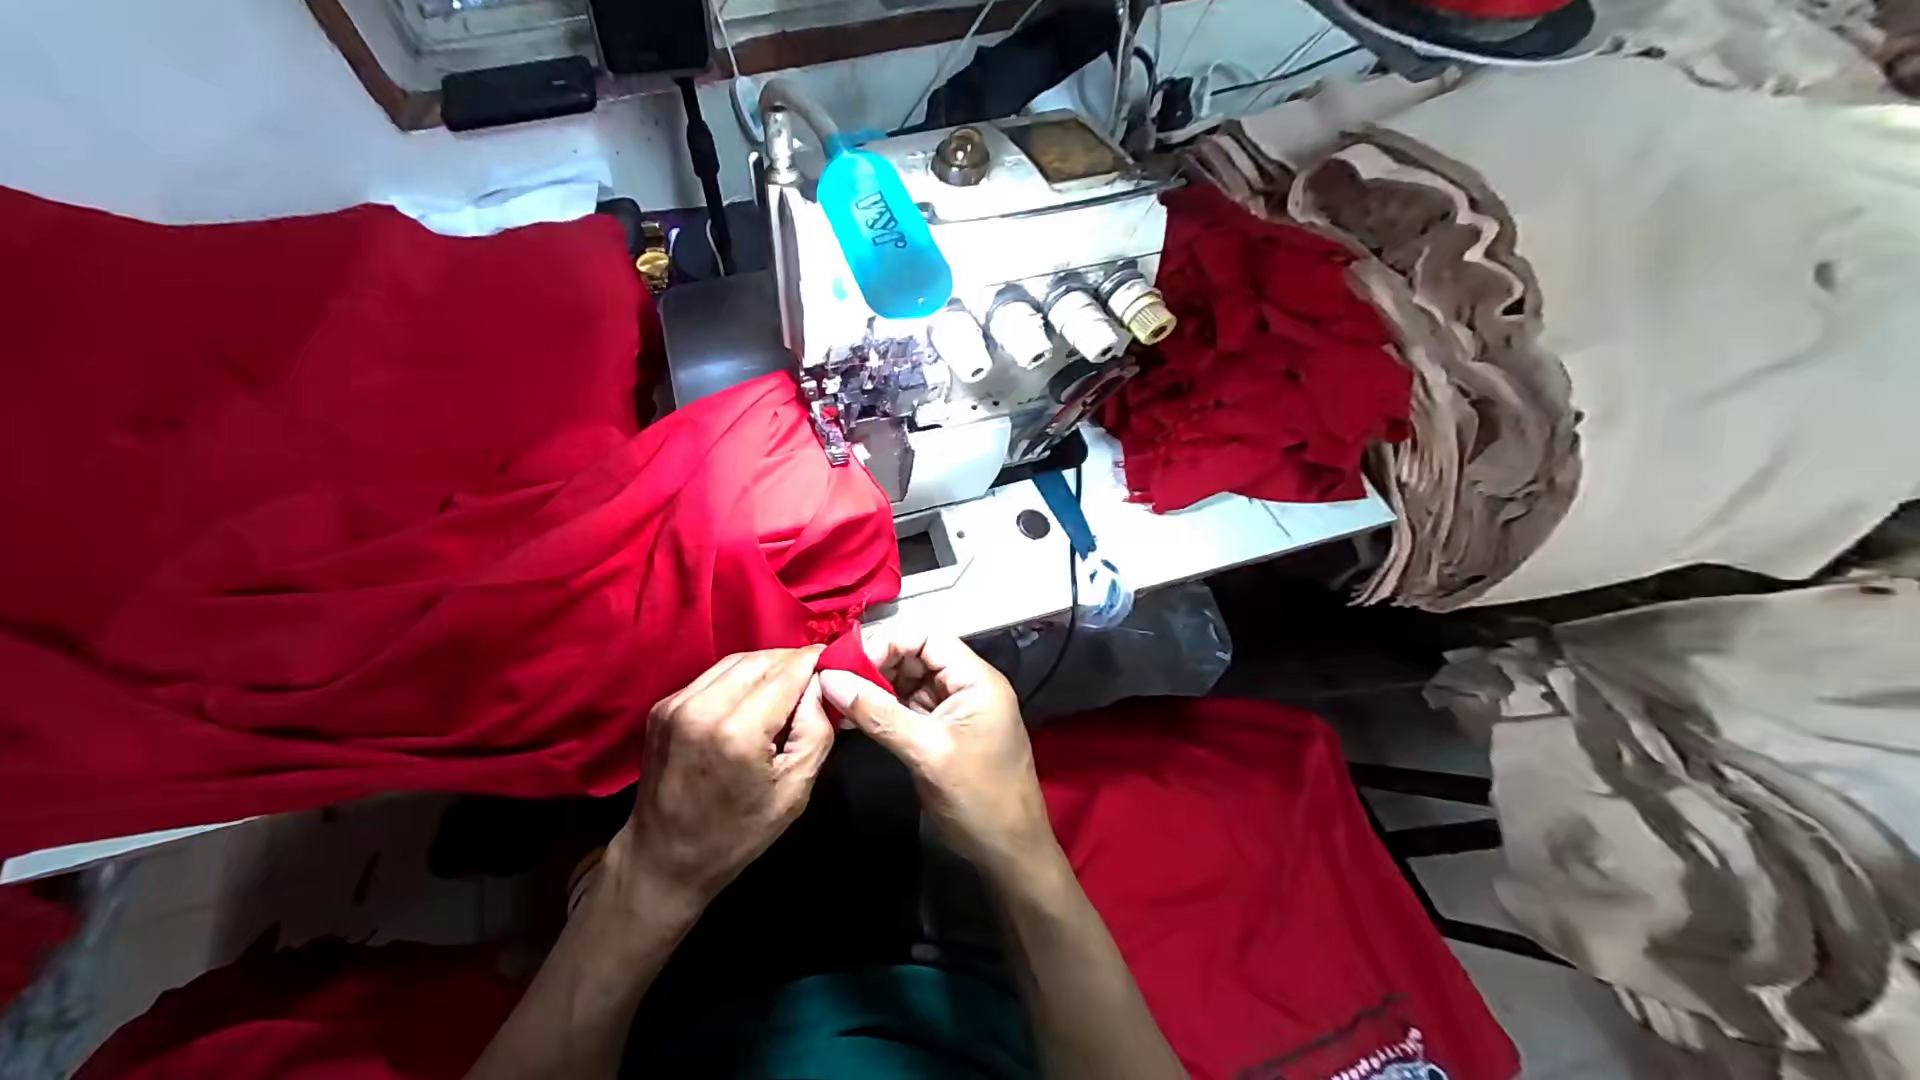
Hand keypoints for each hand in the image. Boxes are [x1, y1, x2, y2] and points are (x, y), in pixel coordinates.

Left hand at [612, 646, 833, 907]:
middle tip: (818, 676)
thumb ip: (816, 730)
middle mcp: (702, 708)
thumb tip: (823, 684)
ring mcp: (676, 704)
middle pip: (762, 660)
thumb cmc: (737, 834)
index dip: (816, 661)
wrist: (663, 860)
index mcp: (736, 733)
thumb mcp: (795, 790)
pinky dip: (743, 676)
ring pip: (738, 661)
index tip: (838, 661)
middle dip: (794, 662)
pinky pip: (715, 675)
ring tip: (790, 685)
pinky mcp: (664, 706)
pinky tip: (756, 696)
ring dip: (769, 665)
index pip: (787, 672)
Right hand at [817, 627, 1055, 879]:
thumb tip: (829, 680)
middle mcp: (967, 686)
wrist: (1009, 852)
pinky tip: (851, 715)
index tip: (846, 659)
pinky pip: (907, 709)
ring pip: (908, 683)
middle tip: (833, 678)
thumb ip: (879, 714)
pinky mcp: (941, 732)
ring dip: (874, 688)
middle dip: (876, 665)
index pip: (928, 638)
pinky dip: (881, 710)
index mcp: (976, 680)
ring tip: (835, 695)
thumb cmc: (978, 798)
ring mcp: (954, 710)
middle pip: (916, 657)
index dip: (887, 642)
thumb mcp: (927, 752)